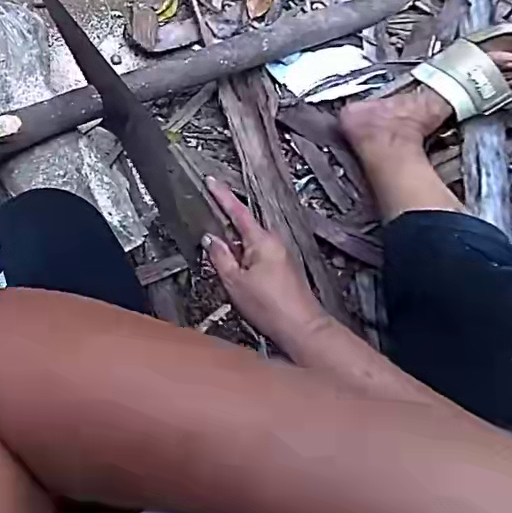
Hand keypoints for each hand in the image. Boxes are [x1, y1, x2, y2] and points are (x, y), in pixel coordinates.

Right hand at [202, 177, 333, 345]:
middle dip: (224, 232)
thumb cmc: (272, 308)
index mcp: (261, 241)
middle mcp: (273, 244)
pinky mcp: (280, 269)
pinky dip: (243, 262)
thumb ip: (220, 256)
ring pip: (247, 245)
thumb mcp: (234, 281)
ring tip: (225, 270)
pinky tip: (237, 277)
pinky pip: (255, 257)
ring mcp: (278, 256)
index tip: (211, 181)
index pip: (237, 211)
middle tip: (208, 238)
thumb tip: (210, 240)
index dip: (222, 195)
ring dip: (233, 252)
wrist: (303, 331)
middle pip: (241, 228)